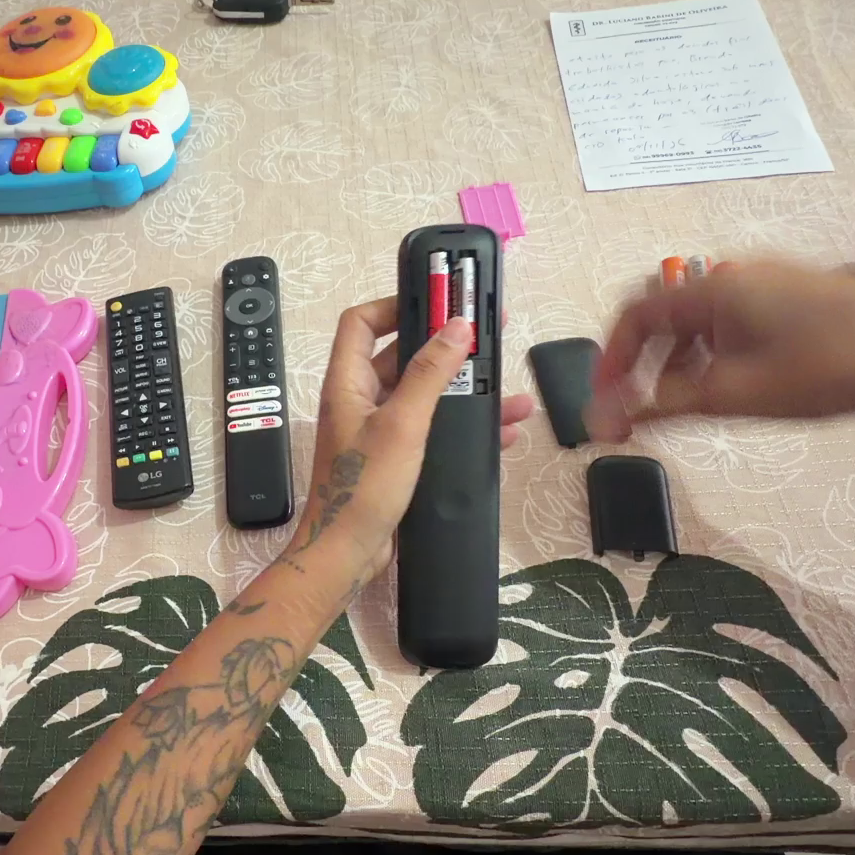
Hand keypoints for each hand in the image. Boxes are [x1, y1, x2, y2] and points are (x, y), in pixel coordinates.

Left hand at [288, 297, 534, 575]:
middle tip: (486, 343)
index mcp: (347, 384)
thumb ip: (430, 374)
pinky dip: (459, 427)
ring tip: (507, 395)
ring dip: (461, 393)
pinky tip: (499, 432)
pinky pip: (429, 430)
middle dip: (445, 351)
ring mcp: (375, 431)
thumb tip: (456, 326)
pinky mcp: (392, 458)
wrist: (348, 552)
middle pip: (400, 358)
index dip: (394, 304)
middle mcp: (358, 402)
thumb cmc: (364, 486)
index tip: (436, 302)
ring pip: (422, 397)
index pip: (360, 323)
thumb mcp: (403, 423)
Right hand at [584, 259, 854, 440]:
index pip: (634, 316)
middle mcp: (735, 277)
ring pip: (696, 322)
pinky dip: (709, 354)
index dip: (610, 359)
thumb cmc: (823, 370)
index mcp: (712, 291)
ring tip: (683, 402)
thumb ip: (658, 405)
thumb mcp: (730, 394)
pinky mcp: (794, 297)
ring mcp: (769, 284)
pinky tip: (727, 384)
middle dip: (641, 361)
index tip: (604, 399)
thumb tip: (601, 420)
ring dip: (674, 362)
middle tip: (637, 402)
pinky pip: (728, 323)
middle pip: (662, 315)